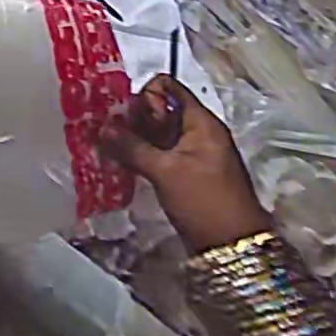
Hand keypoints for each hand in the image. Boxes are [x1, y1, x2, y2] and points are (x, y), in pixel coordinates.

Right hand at [98, 74, 269, 250]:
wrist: (234, 247)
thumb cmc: (203, 201)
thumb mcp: (164, 171)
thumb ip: (132, 146)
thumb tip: (101, 127)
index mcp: (200, 121)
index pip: (168, 87)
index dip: (144, 95)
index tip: (124, 113)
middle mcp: (197, 131)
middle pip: (160, 109)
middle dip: (134, 117)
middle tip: (108, 129)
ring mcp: (192, 152)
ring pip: (158, 132)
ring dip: (135, 136)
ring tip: (108, 144)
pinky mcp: (185, 172)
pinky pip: (160, 152)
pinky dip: (142, 153)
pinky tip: (120, 160)